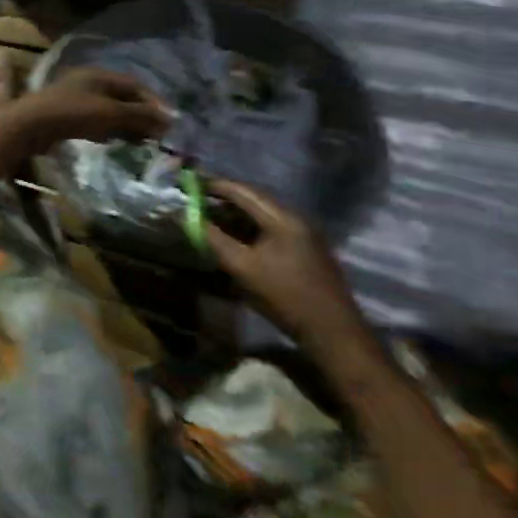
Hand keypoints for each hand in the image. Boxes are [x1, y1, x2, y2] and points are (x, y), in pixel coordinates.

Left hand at [8, 67, 169, 154]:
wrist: (30, 127)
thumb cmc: (72, 113)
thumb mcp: (110, 113)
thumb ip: (140, 115)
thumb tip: (169, 120)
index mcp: (98, 75)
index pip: (134, 85)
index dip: (153, 102)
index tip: (168, 121)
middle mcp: (86, 83)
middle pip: (121, 98)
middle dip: (140, 115)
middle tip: (156, 134)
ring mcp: (74, 100)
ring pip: (107, 111)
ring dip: (125, 125)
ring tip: (140, 141)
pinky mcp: (64, 118)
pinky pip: (93, 122)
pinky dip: (107, 131)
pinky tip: (112, 142)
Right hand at [204, 179, 367, 350]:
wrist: (332, 331)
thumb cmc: (284, 296)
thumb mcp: (241, 267)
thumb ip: (212, 238)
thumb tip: (185, 216)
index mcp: (283, 218)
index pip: (242, 191)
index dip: (214, 185)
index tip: (189, 185)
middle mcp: (296, 219)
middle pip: (254, 200)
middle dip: (223, 200)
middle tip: (196, 202)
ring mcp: (305, 235)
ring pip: (263, 216)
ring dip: (236, 215)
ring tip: (210, 220)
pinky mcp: (307, 250)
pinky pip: (272, 229)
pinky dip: (250, 229)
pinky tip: (236, 239)